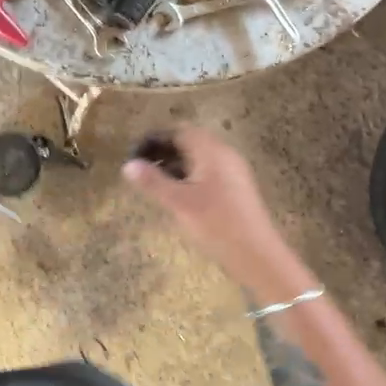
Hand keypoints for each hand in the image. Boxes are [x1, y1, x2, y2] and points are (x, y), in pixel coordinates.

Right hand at [122, 126, 317, 302]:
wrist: (257, 254)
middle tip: (142, 169)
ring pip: (200, 158)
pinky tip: (179, 196)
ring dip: (176, 165)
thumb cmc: (216, 224)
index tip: (135, 155)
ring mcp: (233, 172)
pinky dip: (189, 176)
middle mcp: (225, 155)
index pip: (179, 131)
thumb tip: (128, 165)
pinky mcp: (236, 189)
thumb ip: (153, 181)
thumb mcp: (179, 202)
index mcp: (211, 151)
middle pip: (190, 142)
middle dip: (164, 152)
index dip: (155, 139)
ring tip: (155, 184)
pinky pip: (209, 172)